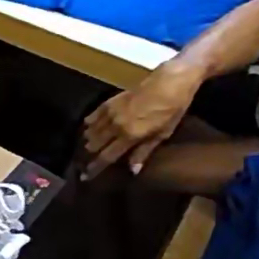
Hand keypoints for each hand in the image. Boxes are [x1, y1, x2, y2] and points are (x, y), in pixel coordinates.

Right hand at [81, 64, 202, 177]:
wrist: (170, 81)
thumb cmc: (172, 108)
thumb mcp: (163, 132)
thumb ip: (144, 151)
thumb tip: (132, 170)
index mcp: (130, 136)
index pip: (107, 156)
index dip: (95, 168)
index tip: (85, 177)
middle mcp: (115, 126)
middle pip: (95, 145)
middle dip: (90, 155)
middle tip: (86, 162)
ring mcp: (109, 114)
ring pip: (91, 132)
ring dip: (89, 141)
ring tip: (89, 147)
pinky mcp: (107, 103)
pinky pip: (91, 117)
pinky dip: (89, 125)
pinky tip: (88, 128)